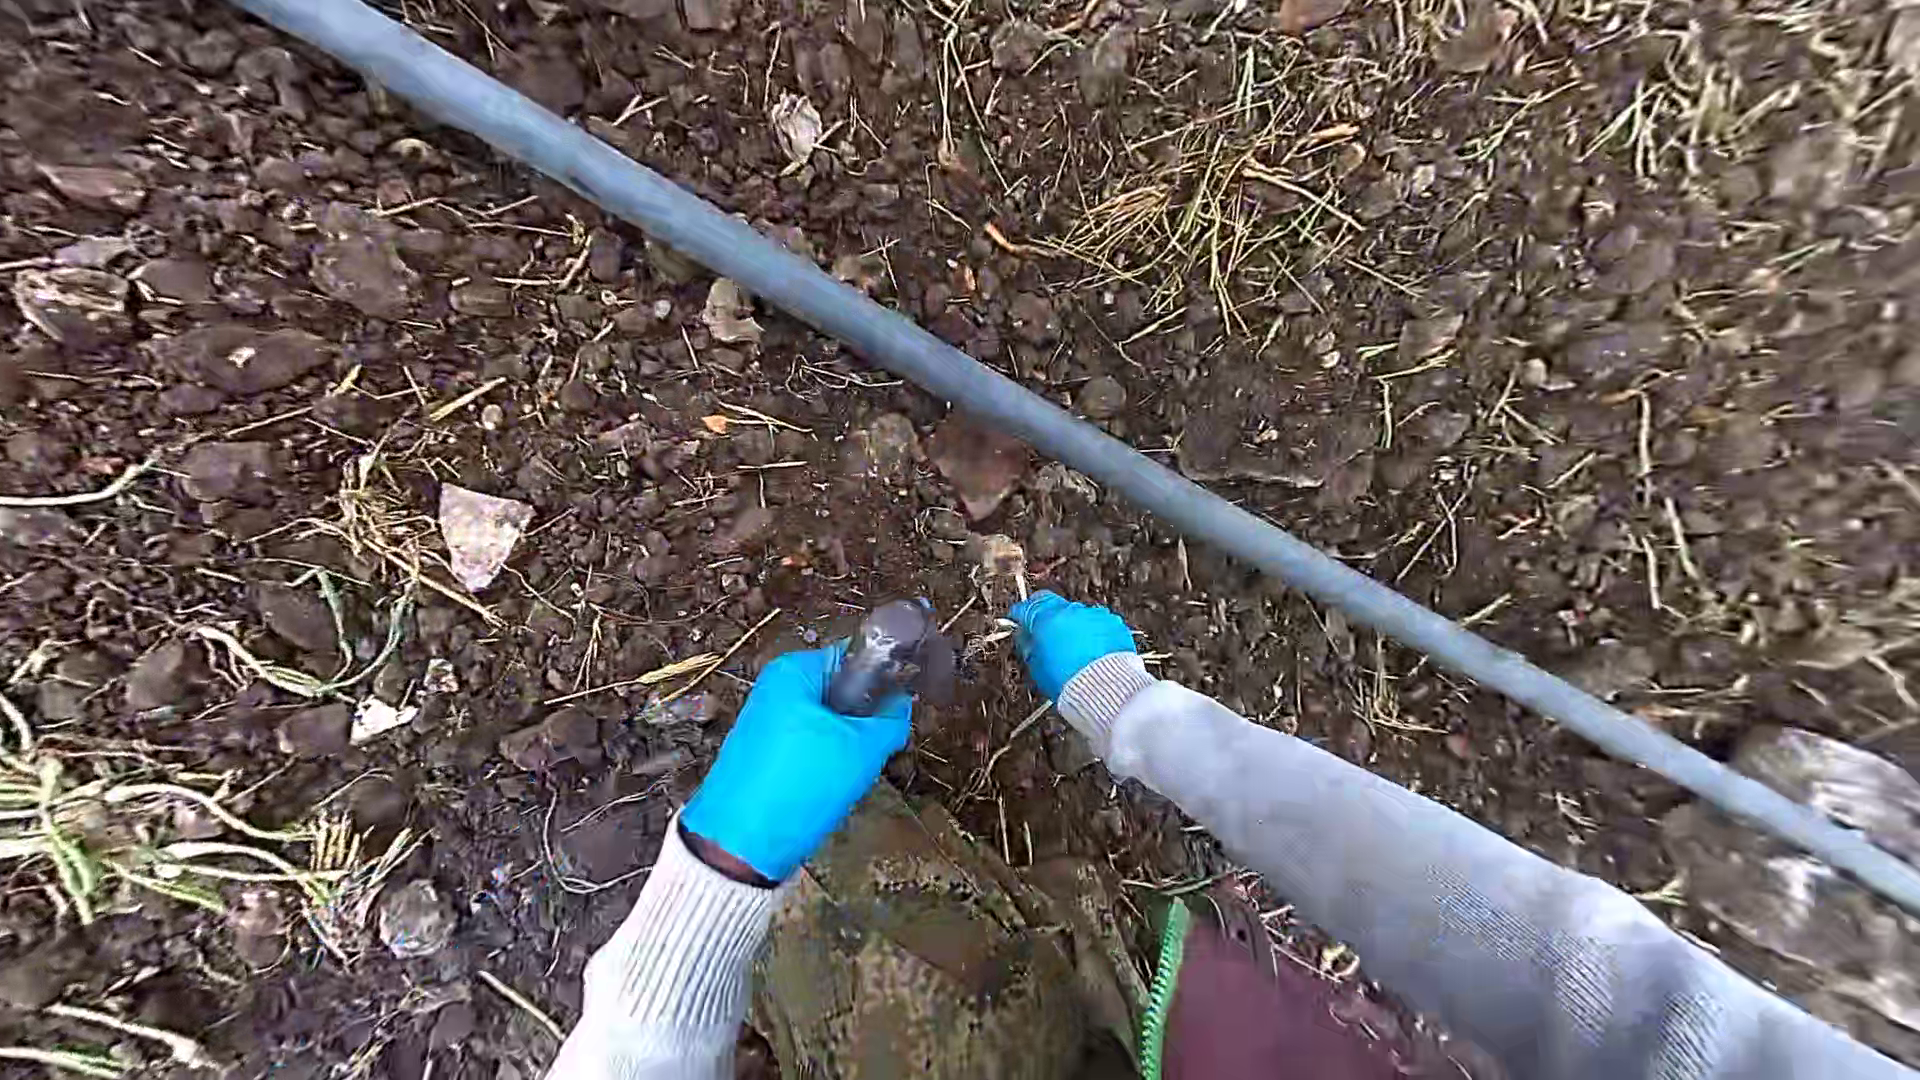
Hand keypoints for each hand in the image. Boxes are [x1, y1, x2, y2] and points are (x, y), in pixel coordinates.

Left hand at [681, 643, 910, 881]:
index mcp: (794, 670)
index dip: (882, 683)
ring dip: (845, 746)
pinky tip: (824, 787)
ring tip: (845, 773)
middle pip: (841, 692)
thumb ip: (891, 720)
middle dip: (861, 721)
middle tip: (870, 749)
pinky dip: (823, 763)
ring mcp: (766, 720)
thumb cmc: (798, 784)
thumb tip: (901, 706)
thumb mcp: (861, 749)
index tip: (894, 712)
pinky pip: (808, 745)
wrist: (738, 849)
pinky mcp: (762, 752)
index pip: (854, 658)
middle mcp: (775, 687)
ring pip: (828, 723)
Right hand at [1009, 590, 1135, 699]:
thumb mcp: (1036, 667)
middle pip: (1053, 607)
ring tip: (1074, 652)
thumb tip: (1026, 638)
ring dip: (1073, 628)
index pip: (1027, 607)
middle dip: (1049, 622)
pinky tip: (1092, 652)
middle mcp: (1070, 611)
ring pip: (1077, 615)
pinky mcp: (1113, 624)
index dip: (1021, 616)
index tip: (1021, 622)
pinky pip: (1098, 624)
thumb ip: (1028, 646)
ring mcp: (1093, 615)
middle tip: (1048, 640)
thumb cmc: (1071, 682)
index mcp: (1046, 618)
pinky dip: (1094, 634)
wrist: (1106, 690)